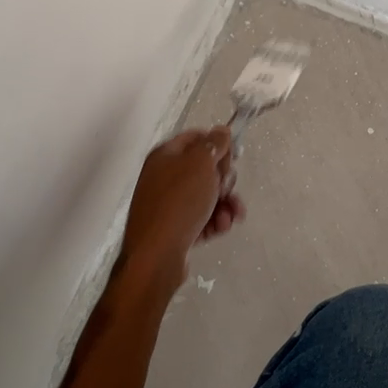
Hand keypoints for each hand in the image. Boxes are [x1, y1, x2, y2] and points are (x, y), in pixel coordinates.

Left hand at [117, 127, 244, 293]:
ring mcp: (169, 205)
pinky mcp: (176, 229)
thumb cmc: (179, 202)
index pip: (197, 137)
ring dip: (225, 202)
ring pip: (208, 195)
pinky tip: (222, 227)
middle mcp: (165, 177)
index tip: (231, 156)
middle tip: (224, 188)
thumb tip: (221, 131)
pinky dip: (216, 220)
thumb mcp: (201, 163)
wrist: (156, 256)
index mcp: (166, 156)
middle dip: (224, 178)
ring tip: (231, 215)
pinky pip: (202, 217)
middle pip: (205, 168)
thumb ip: (214, 143)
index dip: (217, 144)